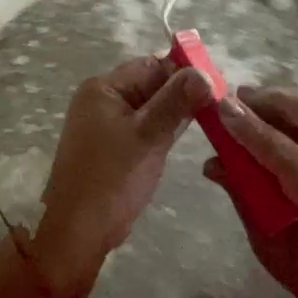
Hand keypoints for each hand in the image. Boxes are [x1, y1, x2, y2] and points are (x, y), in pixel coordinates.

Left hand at [31, 56, 212, 296]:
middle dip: (180, 95)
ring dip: (174, 114)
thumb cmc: (111, 178)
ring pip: (148, 109)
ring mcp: (106, 125)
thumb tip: (204, 73)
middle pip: (149, 86)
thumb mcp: (148, 137)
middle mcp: (101, 100)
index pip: (149, 66)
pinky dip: (162, 132)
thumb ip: (175, 103)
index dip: (181, 72)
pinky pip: (143, 129)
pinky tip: (184, 139)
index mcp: (103, 88)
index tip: (216, 84)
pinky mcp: (113, 148)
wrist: (78, 231)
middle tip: (219, 106)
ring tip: (211, 121)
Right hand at [207, 87, 297, 297]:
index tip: (223, 110)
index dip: (256, 133)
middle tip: (239, 97)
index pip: (293, 161)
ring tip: (252, 99)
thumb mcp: (271, 249)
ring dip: (286, 100)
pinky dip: (295, 111)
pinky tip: (271, 115)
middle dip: (278, 101)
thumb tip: (211, 163)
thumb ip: (245, 199)